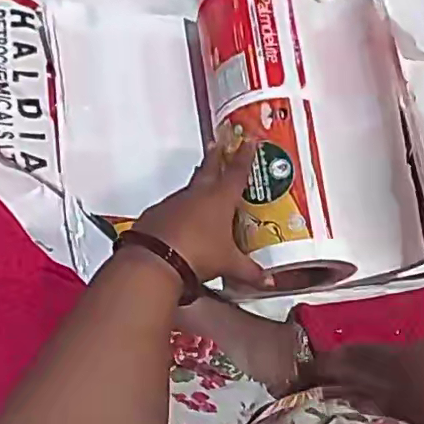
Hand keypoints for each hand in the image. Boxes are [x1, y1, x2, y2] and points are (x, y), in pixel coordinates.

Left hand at [132, 139, 272, 290]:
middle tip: (217, 144)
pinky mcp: (156, 215)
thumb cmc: (199, 254)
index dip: (245, 156)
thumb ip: (249, 271)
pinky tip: (182, 223)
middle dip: (215, 157)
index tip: (249, 141)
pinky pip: (172, 209)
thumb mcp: (229, 265)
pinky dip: (179, 211)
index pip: (237, 172)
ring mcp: (174, 203)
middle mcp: (197, 195)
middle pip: (208, 169)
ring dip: (197, 186)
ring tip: (203, 187)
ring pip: (189, 189)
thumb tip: (267, 282)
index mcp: (220, 199)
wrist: (155, 261)